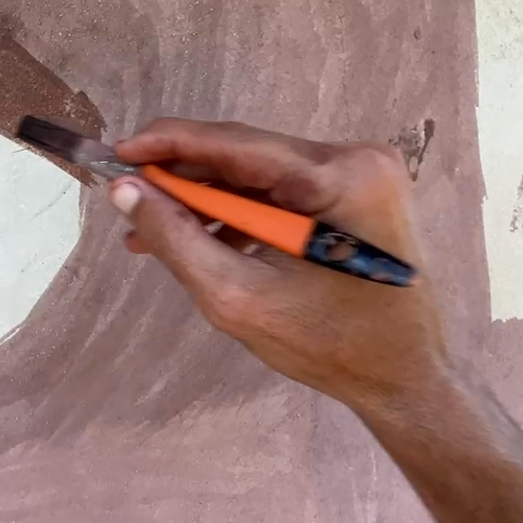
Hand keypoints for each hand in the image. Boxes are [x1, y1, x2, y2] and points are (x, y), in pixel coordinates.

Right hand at [109, 118, 451, 414]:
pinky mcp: (352, 195)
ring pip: (255, 176)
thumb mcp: (235, 295)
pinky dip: (234, 214)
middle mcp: (354, 159)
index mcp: (337, 177)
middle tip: (126, 199)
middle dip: (180, 180)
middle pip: (243, 157)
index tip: (117, 151)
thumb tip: (124, 190)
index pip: (234, 143)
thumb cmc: (326, 344)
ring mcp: (357, 175)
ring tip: (148, 234)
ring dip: (202, 202)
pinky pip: (276, 193)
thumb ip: (175, 238)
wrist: (404, 379)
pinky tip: (196, 240)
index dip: (168, 143)